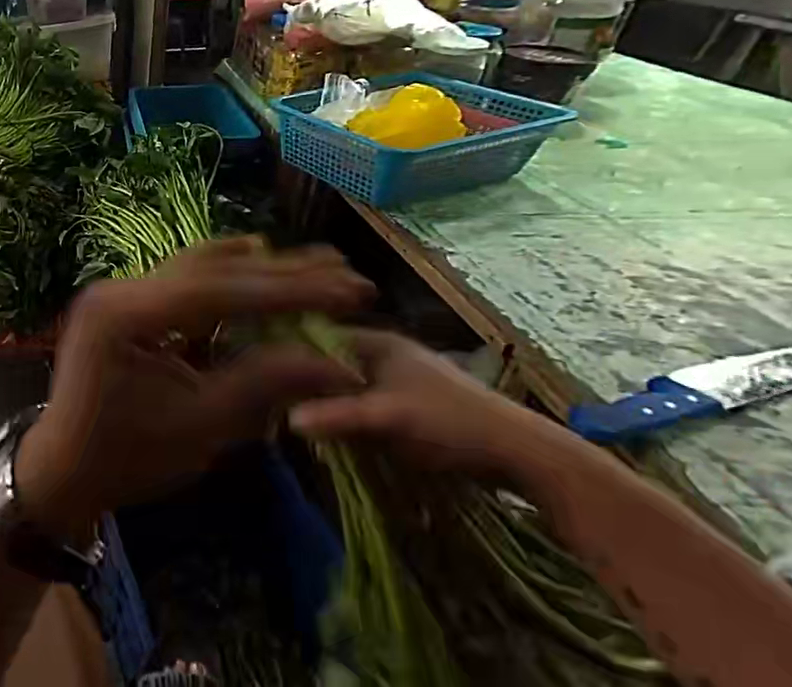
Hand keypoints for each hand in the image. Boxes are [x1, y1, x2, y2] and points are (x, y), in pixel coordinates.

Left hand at [14, 239, 373, 537]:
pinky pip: (182, 283)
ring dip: (256, 267)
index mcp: (125, 314)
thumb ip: (264, 384)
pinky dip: (225, 278)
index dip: (287, 291)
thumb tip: (340, 363)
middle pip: (209, 270)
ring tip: (316, 261)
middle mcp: (119, 288)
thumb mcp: (202, 426)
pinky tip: (259, 262)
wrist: (65, 467)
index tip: (347, 290)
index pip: (218, 289)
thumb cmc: (128, 457)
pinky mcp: (126, 303)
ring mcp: (119, 292)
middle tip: (345, 270)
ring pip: (198, 269)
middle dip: (280, 273)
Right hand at [288, 329, 565, 475]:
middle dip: (312, 386)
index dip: (295, 355)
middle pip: (333, 365)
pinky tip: (343, 437)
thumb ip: (336, 416)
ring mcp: (402, 380)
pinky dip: (354, 420)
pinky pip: (368, 407)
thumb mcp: (386, 418)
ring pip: (350, 389)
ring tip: (309, 424)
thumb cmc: (450, 421)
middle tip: (284, 406)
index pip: (320, 337)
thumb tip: (287, 421)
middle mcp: (387, 353)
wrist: (522, 455)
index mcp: (379, 342)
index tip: (269, 377)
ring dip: (334, 406)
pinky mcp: (413, 406)